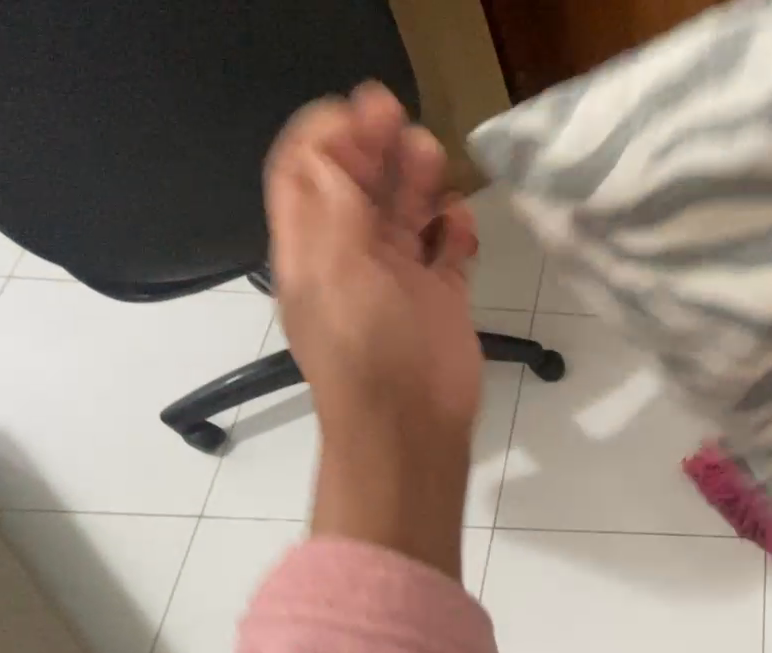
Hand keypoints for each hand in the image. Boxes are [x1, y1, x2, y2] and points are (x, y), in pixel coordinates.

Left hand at [265, 82, 484, 439]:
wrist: (411, 425)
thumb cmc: (367, 354)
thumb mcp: (337, 278)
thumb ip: (334, 214)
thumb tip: (335, 157)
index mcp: (313, 246)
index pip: (308, 173)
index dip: (329, 135)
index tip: (364, 109)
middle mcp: (353, 254)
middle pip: (360, 185)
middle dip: (377, 147)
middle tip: (403, 119)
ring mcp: (401, 277)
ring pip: (407, 213)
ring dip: (419, 182)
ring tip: (437, 157)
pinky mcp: (442, 299)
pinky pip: (448, 251)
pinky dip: (456, 231)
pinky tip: (463, 222)